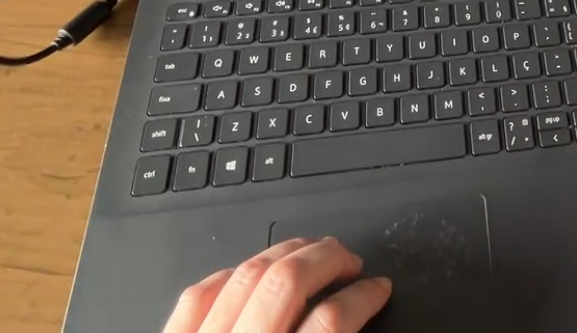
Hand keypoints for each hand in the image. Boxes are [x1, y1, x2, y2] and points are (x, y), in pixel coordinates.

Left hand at [162, 238, 392, 332]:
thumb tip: (356, 321)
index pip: (331, 324)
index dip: (364, 297)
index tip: (379, 288)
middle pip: (288, 283)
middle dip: (329, 259)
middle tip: (351, 262)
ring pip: (246, 275)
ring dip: (287, 254)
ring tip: (312, 252)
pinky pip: (196, 294)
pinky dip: (229, 274)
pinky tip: (252, 271)